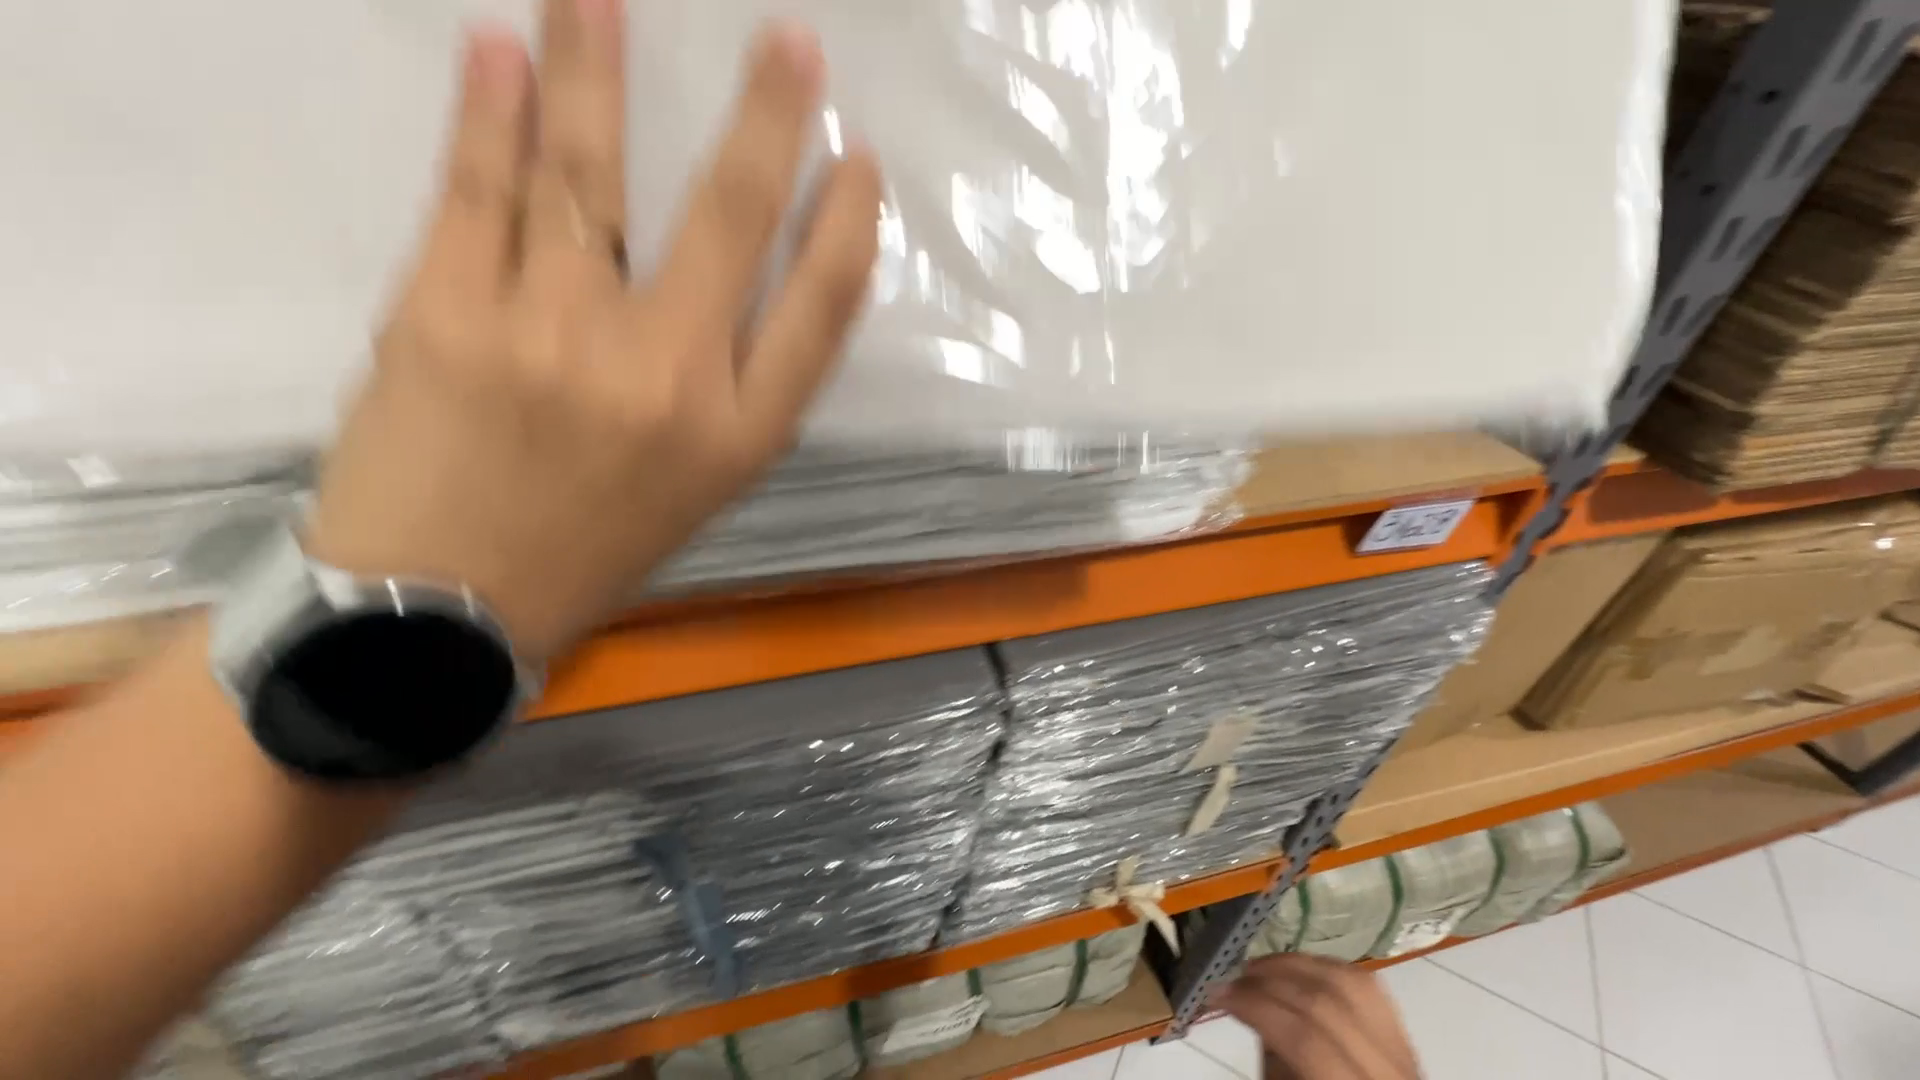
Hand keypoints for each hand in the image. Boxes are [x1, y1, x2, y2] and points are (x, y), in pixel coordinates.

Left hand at [308, 0, 881, 661]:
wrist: (438, 613)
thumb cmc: (590, 552)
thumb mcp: (699, 493)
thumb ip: (736, 396)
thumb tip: (742, 284)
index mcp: (738, 433)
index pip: (822, 306)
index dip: (850, 225)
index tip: (858, 160)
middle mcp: (665, 376)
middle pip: (732, 220)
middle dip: (769, 119)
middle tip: (790, 42)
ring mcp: (554, 338)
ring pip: (591, 178)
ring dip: (599, 71)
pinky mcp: (445, 316)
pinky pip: (479, 196)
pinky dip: (488, 114)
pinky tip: (499, 51)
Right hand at [1217, 955, 1420, 1079]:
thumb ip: (1277, 1061)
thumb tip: (1254, 1007)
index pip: (1307, 1040)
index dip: (1258, 1008)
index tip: (1218, 994)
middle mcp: (1393, 1076)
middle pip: (1327, 1005)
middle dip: (1269, 982)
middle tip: (1232, 978)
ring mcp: (1407, 1055)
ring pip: (1351, 983)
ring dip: (1297, 966)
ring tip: (1259, 968)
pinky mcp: (1405, 1040)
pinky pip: (1367, 988)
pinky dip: (1326, 970)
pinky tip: (1296, 971)